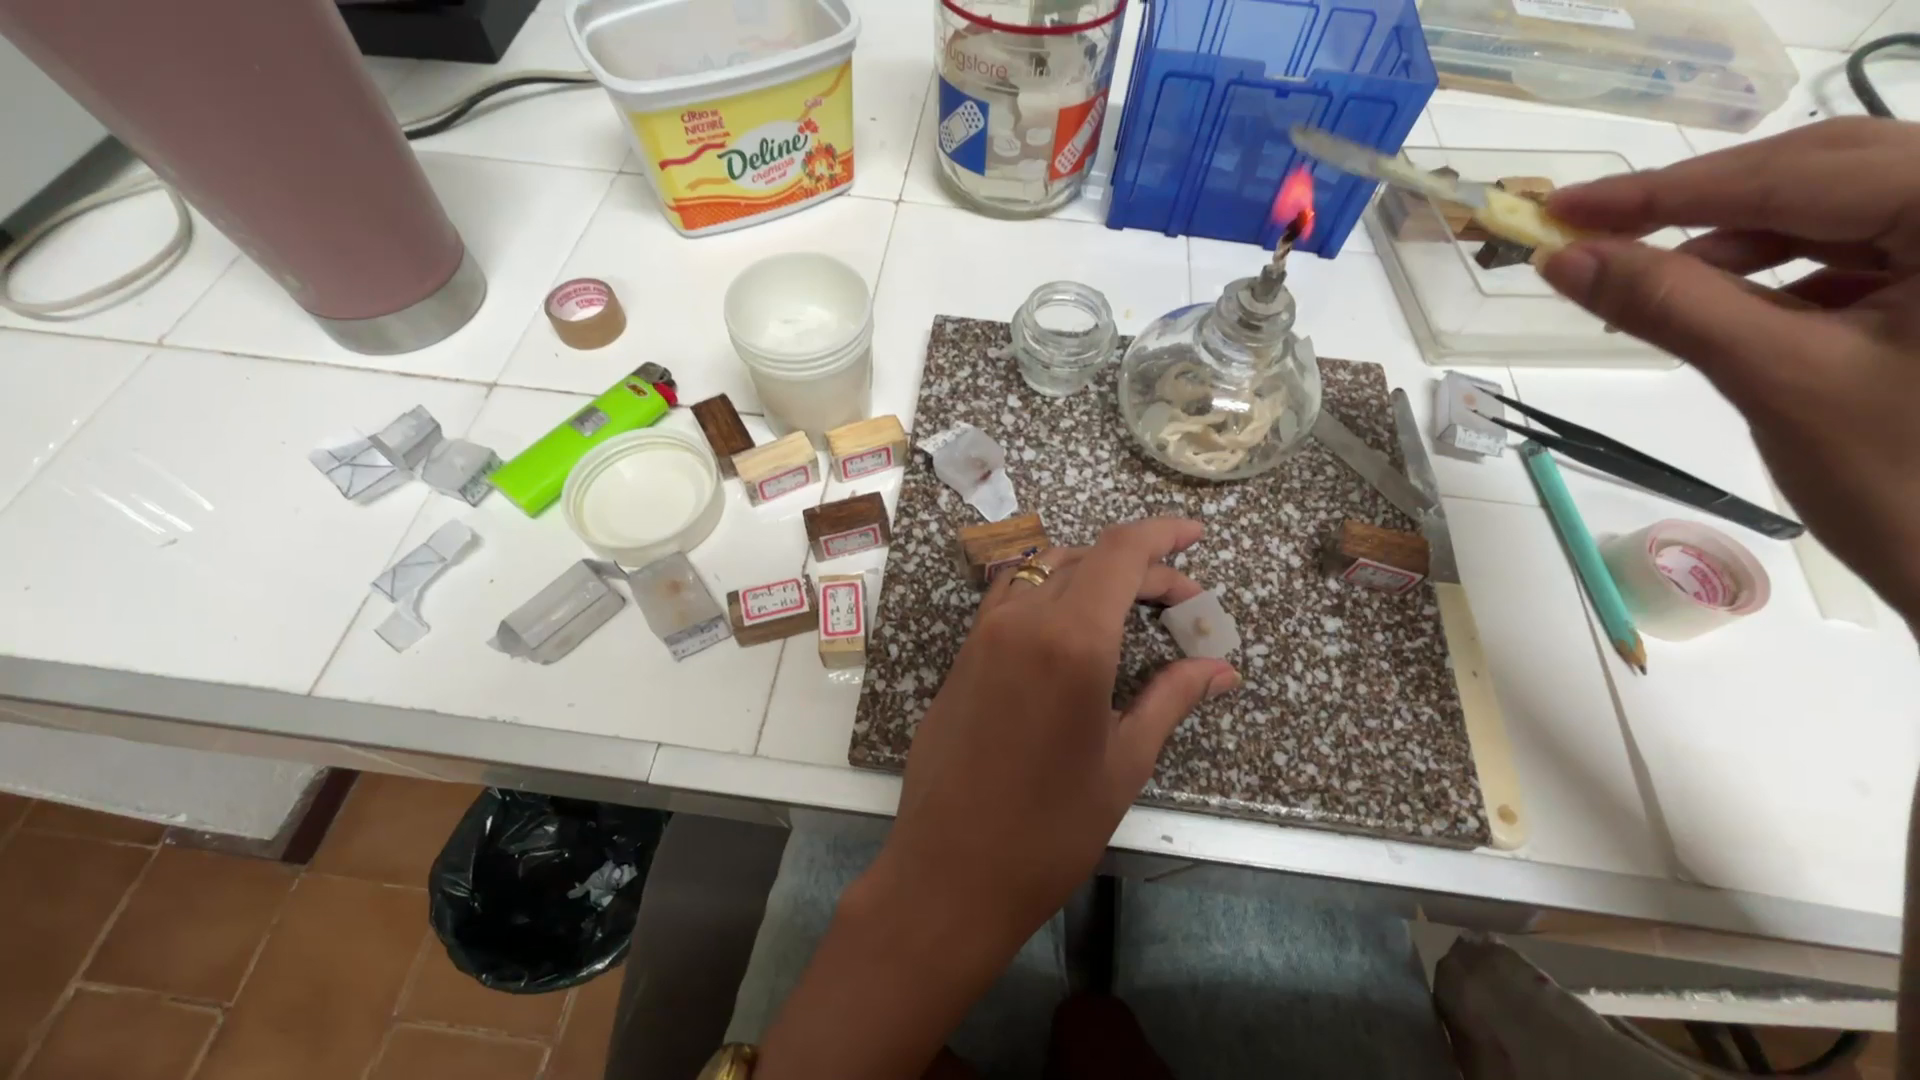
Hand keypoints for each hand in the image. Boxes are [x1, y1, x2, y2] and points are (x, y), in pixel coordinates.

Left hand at [865, 517, 1239, 953]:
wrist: (949, 870)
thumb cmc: (1050, 828)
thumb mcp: (1124, 762)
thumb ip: (1172, 698)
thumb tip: (1221, 668)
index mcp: (1071, 639)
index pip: (1121, 553)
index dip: (1163, 534)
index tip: (1195, 536)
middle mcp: (1022, 619)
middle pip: (1088, 559)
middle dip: (1141, 569)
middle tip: (1181, 605)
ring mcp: (983, 633)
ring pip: (1044, 570)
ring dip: (1091, 573)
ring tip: (1131, 606)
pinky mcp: (963, 655)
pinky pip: (1010, 597)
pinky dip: (1049, 590)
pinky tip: (1070, 625)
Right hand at [1540, 117, 1919, 620]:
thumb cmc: (1910, 481)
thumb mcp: (1779, 379)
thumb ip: (1670, 304)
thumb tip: (1564, 259)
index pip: (1794, 173)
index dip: (1661, 191)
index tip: (1561, 207)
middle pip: (1824, 169)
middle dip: (1700, 205)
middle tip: (1593, 237)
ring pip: (1839, 206)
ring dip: (1735, 239)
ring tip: (1650, 286)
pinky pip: (1863, 246)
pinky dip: (1779, 268)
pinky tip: (1725, 302)